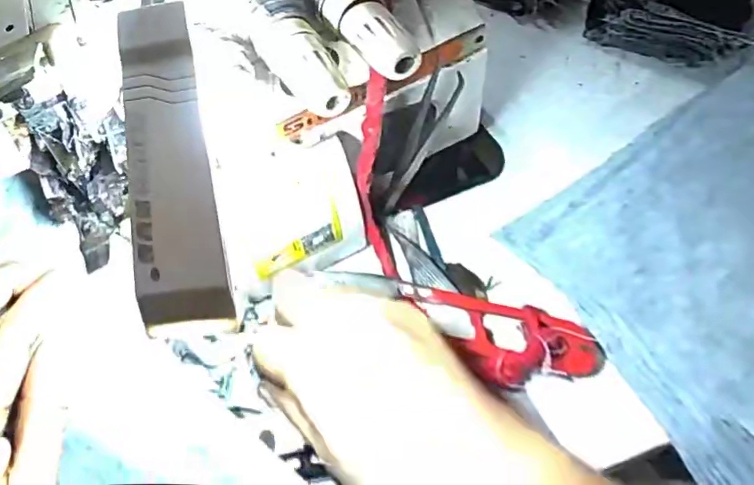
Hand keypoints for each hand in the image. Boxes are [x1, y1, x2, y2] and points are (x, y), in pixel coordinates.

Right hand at [251, 273, 605, 484]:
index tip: (283, 375)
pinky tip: (384, 352)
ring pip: (326, 288)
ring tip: (350, 351)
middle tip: (307, 350)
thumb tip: (276, 384)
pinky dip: (364, 318)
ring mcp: (371, 307)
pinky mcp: (405, 308)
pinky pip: (366, 299)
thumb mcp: (333, 455)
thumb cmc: (403, 477)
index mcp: (307, 360)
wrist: (491, 473)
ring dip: (327, 314)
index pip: (262, 338)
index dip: (272, 361)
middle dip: (290, 316)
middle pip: (286, 289)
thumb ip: (294, 408)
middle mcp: (333, 320)